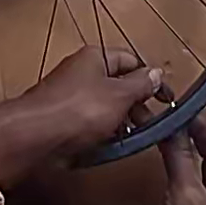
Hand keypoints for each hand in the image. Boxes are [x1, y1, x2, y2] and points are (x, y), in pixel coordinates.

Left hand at [0, 46, 161, 187]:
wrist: (37, 135)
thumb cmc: (80, 110)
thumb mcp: (118, 95)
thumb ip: (140, 85)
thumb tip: (156, 72)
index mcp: (95, 57)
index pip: (130, 60)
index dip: (151, 78)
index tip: (168, 101)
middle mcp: (83, 70)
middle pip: (119, 84)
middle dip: (138, 105)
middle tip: (154, 127)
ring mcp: (72, 93)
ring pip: (107, 105)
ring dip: (122, 121)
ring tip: (134, 139)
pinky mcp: (65, 116)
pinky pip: (92, 121)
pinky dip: (104, 132)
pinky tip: (111, 147)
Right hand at [149, 111, 205, 204]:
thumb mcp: (183, 196)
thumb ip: (178, 155)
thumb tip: (170, 122)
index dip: (205, 121)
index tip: (180, 103)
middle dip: (199, 127)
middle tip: (173, 107)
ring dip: (190, 139)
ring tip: (169, 119)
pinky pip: (195, 173)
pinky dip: (182, 155)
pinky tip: (167, 145)